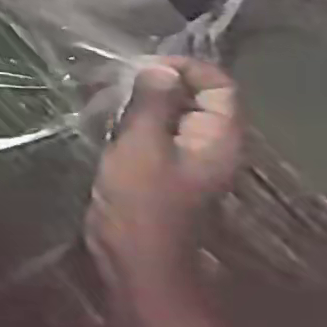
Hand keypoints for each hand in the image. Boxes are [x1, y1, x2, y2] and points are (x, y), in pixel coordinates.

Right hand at [86, 57, 242, 291]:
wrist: (136, 260)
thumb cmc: (143, 202)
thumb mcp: (142, 145)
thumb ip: (153, 103)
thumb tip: (160, 68)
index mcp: (217, 138)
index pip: (219, 85)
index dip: (186, 68)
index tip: (145, 66)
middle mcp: (208, 144)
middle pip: (196, 96)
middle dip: (159, 81)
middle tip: (120, 78)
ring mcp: (185, 158)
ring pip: (172, 113)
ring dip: (143, 100)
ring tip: (108, 94)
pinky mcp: (161, 169)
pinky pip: (154, 131)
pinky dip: (134, 118)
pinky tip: (107, 118)